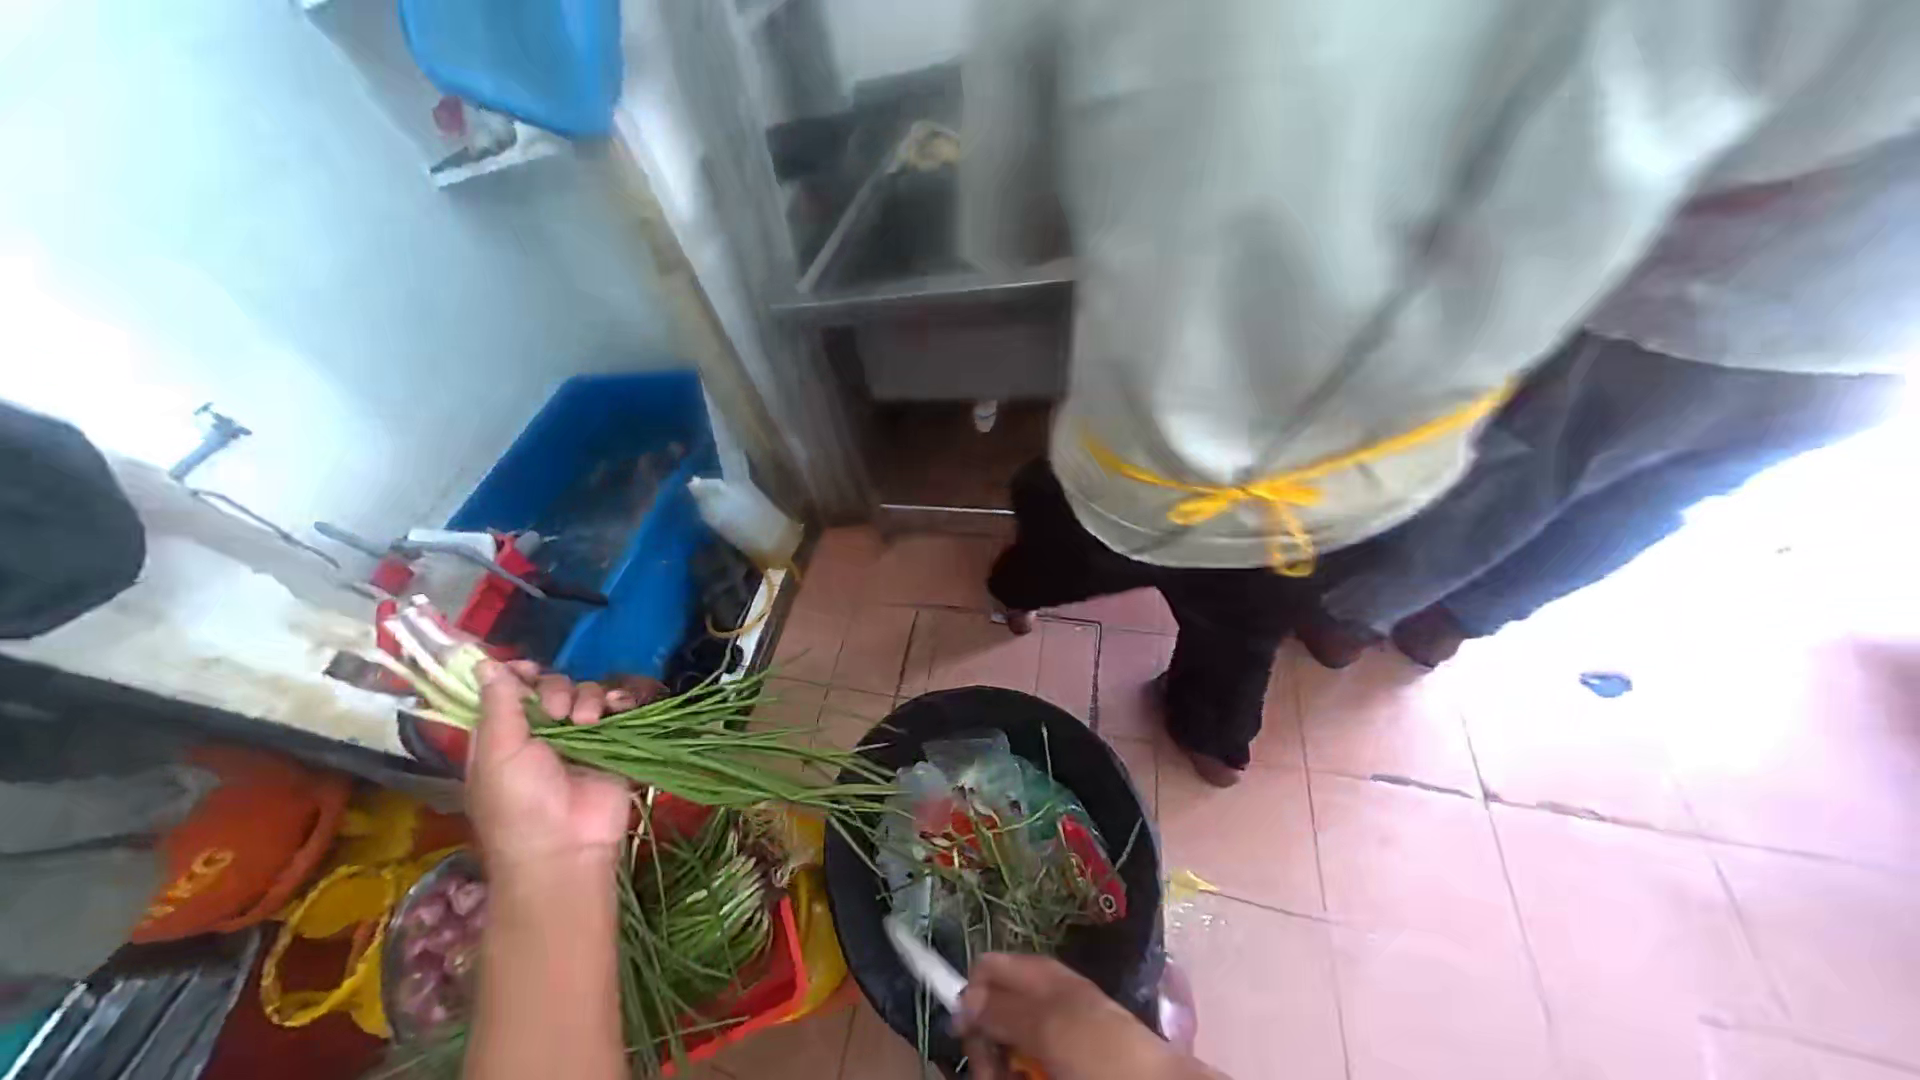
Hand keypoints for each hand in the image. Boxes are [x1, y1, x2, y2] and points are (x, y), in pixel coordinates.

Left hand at [466, 660, 634, 874]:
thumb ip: (499, 704)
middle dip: (557, 689)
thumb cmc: (519, 804)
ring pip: (588, 694)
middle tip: (559, 711)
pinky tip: (618, 708)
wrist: (567, 846)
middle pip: (554, 686)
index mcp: (505, 734)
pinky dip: (620, 701)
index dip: (521, 674)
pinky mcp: (614, 744)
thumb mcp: (498, 752)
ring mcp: (581, 738)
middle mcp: (543, 732)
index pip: (513, 689)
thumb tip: (484, 661)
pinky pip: (620, 710)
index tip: (530, 672)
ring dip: (589, 697)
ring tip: (587, 721)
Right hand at [956, 954, 1175, 1079]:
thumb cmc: (1102, 1054)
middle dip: (983, 1047)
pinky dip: (1016, 1078)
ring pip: (1003, 1052)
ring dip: (997, 1071)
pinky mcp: (1056, 1068)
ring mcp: (1050, 1041)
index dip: (970, 996)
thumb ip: (1002, 1008)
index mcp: (1038, 977)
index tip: (966, 1035)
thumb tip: (961, 997)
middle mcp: (1039, 1003)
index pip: (987, 969)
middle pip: (989, 1015)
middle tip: (992, 1075)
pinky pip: (1022, 1070)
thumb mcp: (1049, 1026)